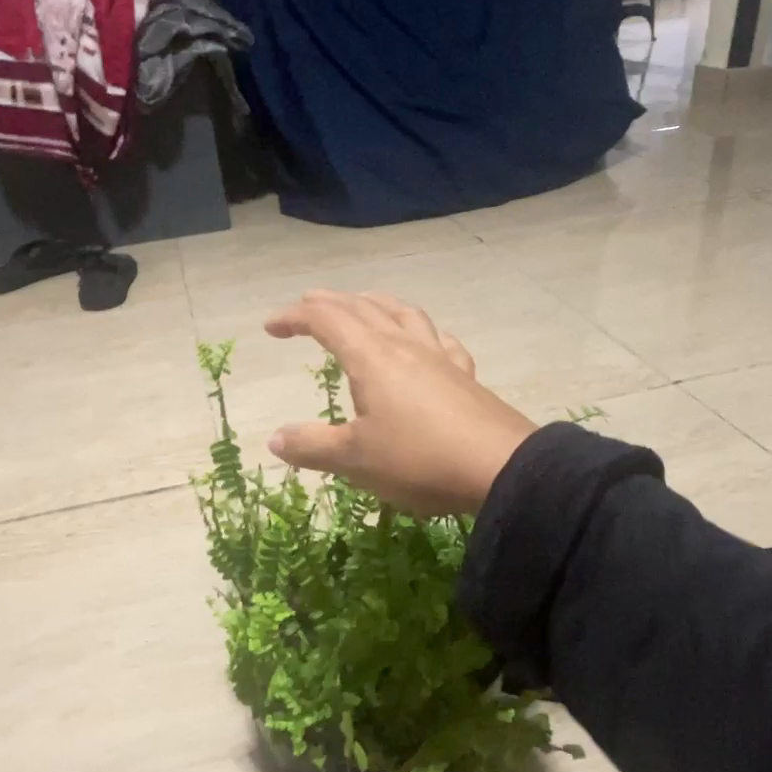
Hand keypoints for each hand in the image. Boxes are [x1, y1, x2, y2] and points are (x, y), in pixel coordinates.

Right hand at [263, 291, 538, 514]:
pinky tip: (424, 340)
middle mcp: (404, 346)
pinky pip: (438, 339)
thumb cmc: (419, 460)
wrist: (501, 469)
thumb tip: (276, 438)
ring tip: (362, 304)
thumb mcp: (355, 459)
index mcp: (371, 357)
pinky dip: (420, 330)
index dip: (294, 317)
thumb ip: (312, 446)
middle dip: (330, 302)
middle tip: (307, 304)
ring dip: (375, 303)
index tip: (270, 327)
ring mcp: (439, 357)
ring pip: (402, 313)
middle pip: (363, 308)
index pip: (326, 320)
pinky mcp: (465, 376)